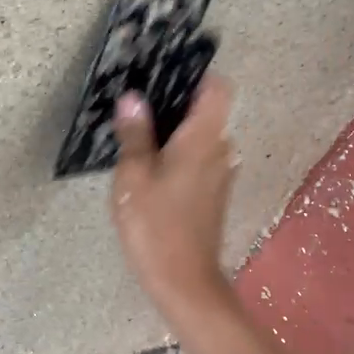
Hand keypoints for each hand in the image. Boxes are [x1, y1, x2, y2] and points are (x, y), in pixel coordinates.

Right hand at [109, 74, 238, 320]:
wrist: (183, 281)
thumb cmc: (156, 225)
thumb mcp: (133, 176)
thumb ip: (135, 135)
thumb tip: (133, 98)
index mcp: (203, 140)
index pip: (217, 89)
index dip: (196, 74)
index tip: (164, 72)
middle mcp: (220, 151)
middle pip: (206, 111)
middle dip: (174, 101)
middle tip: (136, 99)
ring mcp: (219, 174)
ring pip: (200, 136)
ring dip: (173, 129)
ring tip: (135, 131)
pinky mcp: (211, 193)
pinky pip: (197, 157)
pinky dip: (176, 151)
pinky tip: (147, 163)